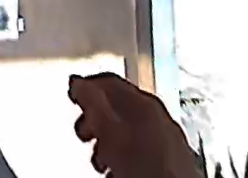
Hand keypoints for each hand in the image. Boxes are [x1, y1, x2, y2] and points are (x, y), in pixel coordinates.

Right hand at [68, 73, 199, 177]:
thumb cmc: (144, 166)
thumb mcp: (107, 129)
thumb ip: (90, 100)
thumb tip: (78, 83)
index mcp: (145, 102)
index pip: (109, 80)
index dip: (86, 85)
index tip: (73, 94)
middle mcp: (160, 117)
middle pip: (118, 106)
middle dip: (96, 118)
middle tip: (84, 131)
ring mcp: (169, 141)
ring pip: (129, 130)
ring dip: (109, 140)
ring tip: (99, 157)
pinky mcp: (173, 164)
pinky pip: (141, 149)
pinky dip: (125, 154)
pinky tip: (117, 168)